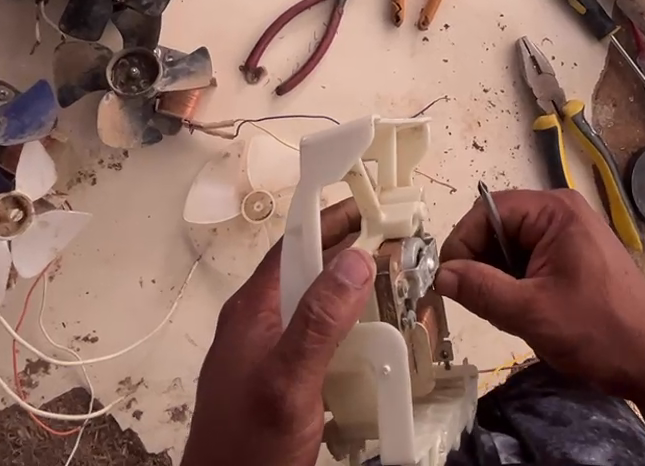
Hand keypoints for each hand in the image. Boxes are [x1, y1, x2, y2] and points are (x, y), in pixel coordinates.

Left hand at [181, 199, 373, 465]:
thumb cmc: (247, 447)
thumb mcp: (288, 381)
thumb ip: (319, 320)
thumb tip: (356, 257)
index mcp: (252, 309)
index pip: (295, 242)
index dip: (333, 218)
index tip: (375, 202)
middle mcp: (257, 322)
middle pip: (308, 269)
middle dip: (351, 251)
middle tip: (397, 242)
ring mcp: (266, 352)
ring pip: (315, 303)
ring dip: (351, 290)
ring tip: (393, 282)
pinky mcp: (279, 379)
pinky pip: (316, 336)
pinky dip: (347, 326)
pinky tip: (372, 337)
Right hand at [436, 187, 644, 399]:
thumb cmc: (599, 331)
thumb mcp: (532, 312)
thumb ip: (482, 289)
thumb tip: (441, 275)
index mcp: (553, 210)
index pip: (488, 210)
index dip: (462, 243)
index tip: (448, 283)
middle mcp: (560, 211)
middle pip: (499, 225)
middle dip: (481, 262)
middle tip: (478, 302)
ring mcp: (570, 232)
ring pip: (512, 244)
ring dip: (500, 276)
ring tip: (507, 311)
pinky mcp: (575, 254)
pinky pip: (530, 257)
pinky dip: (518, 282)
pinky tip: (526, 310)